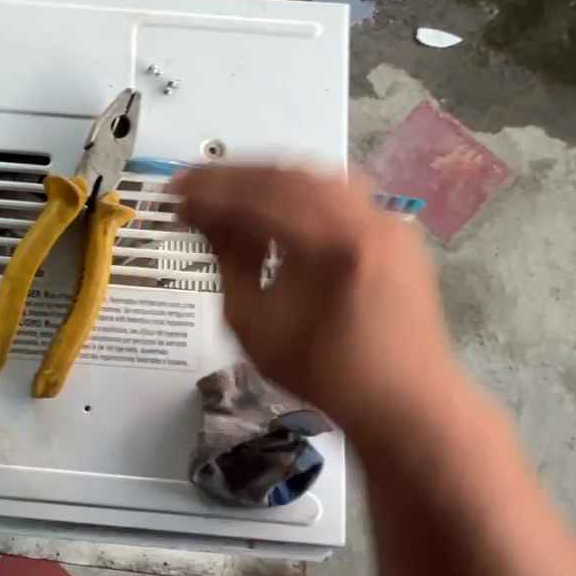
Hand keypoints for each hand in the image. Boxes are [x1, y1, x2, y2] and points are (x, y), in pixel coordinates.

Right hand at [170, 165, 463, 438]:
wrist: (402, 400)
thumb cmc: (321, 371)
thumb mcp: (254, 320)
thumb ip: (230, 259)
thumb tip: (203, 218)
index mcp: (331, 242)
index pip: (258, 195)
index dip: (209, 190)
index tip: (173, 192)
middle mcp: (365, 218)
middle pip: (288, 176)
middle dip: (233, 178)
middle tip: (190, 187)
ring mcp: (386, 221)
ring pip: (315, 178)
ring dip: (264, 180)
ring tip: (224, 193)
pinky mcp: (392, 232)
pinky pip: (338, 194)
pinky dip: (296, 191)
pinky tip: (270, 205)